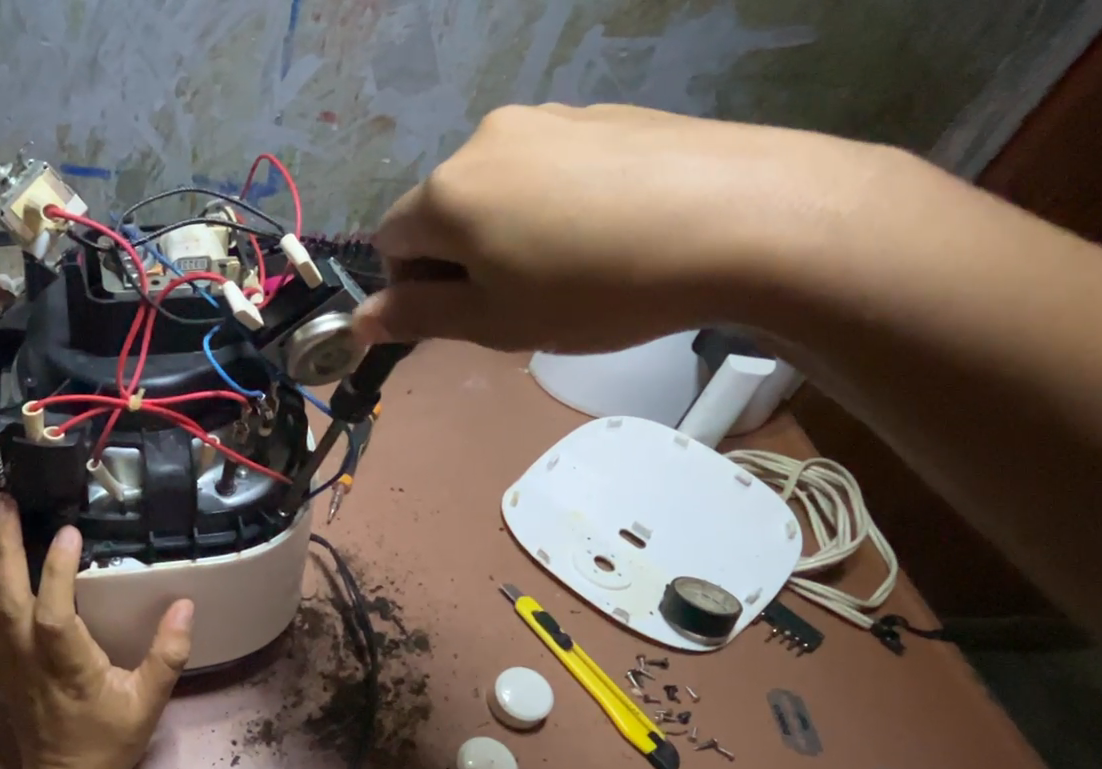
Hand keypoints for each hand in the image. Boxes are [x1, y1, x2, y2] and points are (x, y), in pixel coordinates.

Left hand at [0, 494, 194, 768]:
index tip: (68, 531)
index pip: (54, 614)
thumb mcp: (150, 703)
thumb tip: (186, 604)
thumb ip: (168, 656)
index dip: (57, 573)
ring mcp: (1, 663)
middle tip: (2, 500)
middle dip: (1, 545)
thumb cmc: (109, 740)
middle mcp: (26, 659)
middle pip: (4, 597)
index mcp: (67, 666)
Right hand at [354, 104, 891, 354]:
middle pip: (441, 209)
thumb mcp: (493, 323)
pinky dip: (554, 203)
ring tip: (569, 267)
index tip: (462, 316)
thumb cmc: (594, 289)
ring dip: (506, 230)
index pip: (389, 240)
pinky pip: (549, 166)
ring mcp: (549, 117)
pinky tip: (607, 232)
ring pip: (497, 187)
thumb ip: (417, 317)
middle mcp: (485, 140)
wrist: (741, 220)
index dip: (411, 286)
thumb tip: (360, 320)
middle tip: (516, 300)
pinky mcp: (603, 113)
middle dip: (459, 257)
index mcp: (447, 191)